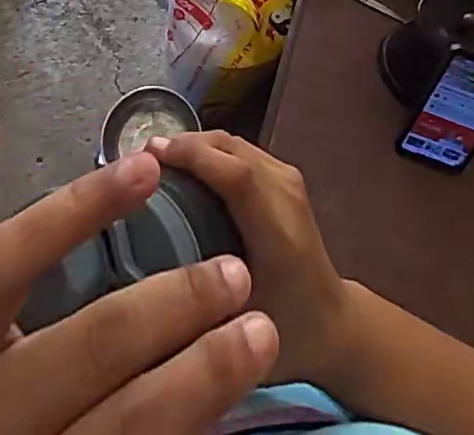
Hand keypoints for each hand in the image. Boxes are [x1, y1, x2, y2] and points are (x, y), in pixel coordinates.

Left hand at [0, 111, 281, 434]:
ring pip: (0, 269)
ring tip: (146, 170)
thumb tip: (216, 379)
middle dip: (170, 305)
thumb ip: (135, 428)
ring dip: (81, 212)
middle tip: (233, 272)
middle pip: (81, 347)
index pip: (128, 424)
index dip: (200, 381)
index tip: (261, 332)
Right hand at [146, 130, 351, 386]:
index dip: (193, 156)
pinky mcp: (283, 174)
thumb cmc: (287, 331)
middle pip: (230, 147)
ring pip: (232, 142)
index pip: (237, 175)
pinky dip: (206, 150)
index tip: (148, 155)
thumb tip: (145, 283)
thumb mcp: (240, 325)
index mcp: (279, 232)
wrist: (336, 324)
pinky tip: (182, 167)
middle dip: (182, 144)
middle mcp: (286, 193)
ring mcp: (288, 178)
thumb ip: (202, 299)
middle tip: (138, 159)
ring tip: (154, 161)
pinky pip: (237, 149)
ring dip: (192, 143)